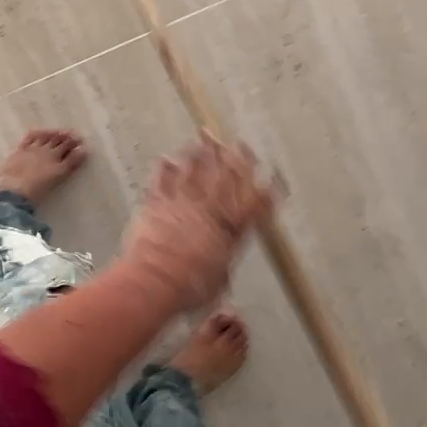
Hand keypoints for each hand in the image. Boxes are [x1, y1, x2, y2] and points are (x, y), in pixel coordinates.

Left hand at [120, 134, 279, 308]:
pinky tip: (166, 157)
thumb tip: (223, 272)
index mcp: (229, 232)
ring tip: (206, 137)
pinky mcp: (156, 204)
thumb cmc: (188, 289)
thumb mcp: (218, 281)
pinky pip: (161, 180)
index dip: (266, 187)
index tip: (272, 172)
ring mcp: (181, 204)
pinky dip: (164, 167)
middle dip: (235, 158)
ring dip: (201, 153)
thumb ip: (222, 265)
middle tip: (240, 142)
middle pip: (226, 179)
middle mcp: (208, 212)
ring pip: (195, 171)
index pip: (255, 204)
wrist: (154, 281)